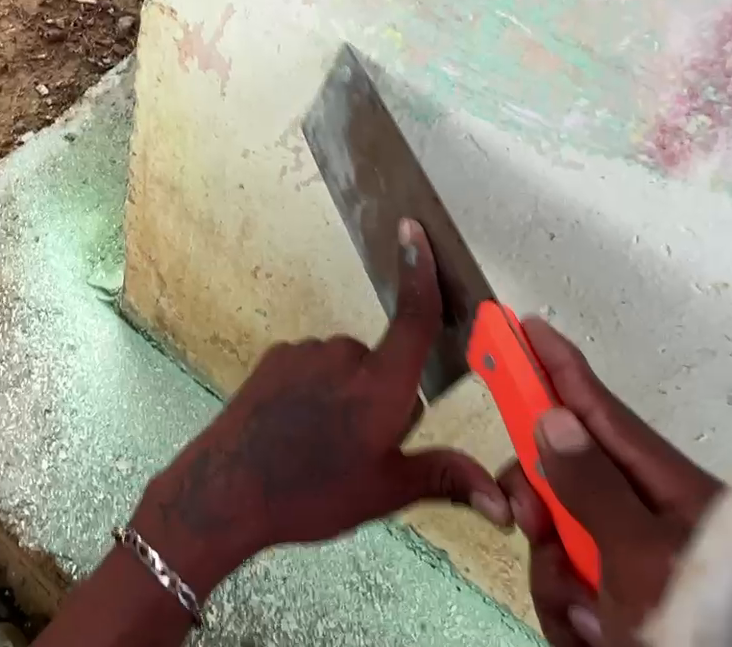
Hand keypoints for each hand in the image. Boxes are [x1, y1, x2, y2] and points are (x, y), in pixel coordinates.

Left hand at [129, 220, 511, 592]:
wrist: (228, 487)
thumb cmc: (312, 492)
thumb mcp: (387, 492)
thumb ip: (445, 477)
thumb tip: (502, 502)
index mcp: (380, 384)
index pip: (413, 318)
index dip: (420, 272)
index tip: (414, 229)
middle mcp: (342, 355)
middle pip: (384, 363)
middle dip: (385, 396)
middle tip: (360, 447)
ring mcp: (304, 352)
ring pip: (347, 367)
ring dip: (348, 393)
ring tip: (323, 442)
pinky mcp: (276, 356)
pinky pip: (313, 365)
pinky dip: (315, 389)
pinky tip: (297, 425)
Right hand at [498, 318, 724, 646]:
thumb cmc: (704, 639)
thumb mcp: (643, 565)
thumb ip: (593, 489)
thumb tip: (551, 418)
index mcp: (678, 496)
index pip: (602, 413)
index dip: (558, 365)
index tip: (521, 323)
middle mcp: (652, 521)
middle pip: (562, 475)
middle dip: (541, 505)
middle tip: (531, 524)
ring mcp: (633, 562)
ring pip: (553, 534)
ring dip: (557, 577)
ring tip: (594, 623)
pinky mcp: (616, 600)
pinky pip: (560, 579)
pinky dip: (566, 610)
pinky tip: (597, 638)